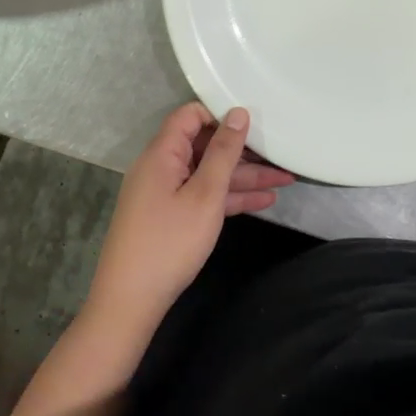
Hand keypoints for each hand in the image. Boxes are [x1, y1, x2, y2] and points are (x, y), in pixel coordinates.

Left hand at [88, 103, 295, 327]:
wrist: (130, 302)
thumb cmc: (170, 242)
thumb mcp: (205, 194)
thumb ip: (224, 152)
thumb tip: (238, 113)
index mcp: (162, 154)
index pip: (190, 115)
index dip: (220, 115)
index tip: (253, 122)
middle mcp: (161, 168)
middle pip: (204, 146)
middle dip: (242, 150)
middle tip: (279, 153)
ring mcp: (165, 194)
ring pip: (209, 174)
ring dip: (244, 177)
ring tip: (286, 179)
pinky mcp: (170, 217)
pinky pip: (204, 196)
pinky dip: (230, 197)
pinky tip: (264, 201)